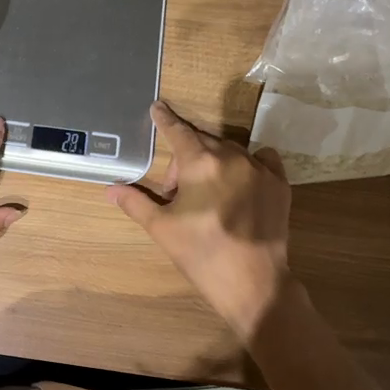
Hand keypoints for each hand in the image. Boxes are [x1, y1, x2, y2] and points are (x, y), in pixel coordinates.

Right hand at [106, 100, 298, 335]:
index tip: (158, 108)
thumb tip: (110, 189)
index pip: (178, 131)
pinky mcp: (280, 185)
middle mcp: (231, 157)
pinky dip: (248, 162)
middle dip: (185, 156)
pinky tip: (240, 179)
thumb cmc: (200, 254)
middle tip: (175, 187)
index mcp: (200, 163)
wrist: (252, 282)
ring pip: (229, 150)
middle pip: (202, 141)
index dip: (165, 120)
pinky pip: (262, 158)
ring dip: (212, 161)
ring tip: (205, 192)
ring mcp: (260, 169)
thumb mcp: (161, 228)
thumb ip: (135, 202)